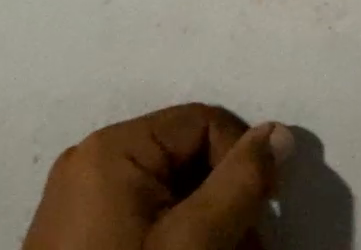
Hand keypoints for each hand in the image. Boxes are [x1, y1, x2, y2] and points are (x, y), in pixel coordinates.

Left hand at [24, 103, 293, 249]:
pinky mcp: (82, 237)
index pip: (204, 122)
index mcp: (113, 148)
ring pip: (172, 193)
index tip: (263, 214)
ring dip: (210, 227)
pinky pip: (146, 219)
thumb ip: (240, 183)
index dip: (243, 161)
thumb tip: (279, 132)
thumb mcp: (192, 243)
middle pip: (188, 159)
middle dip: (228, 204)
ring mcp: (83, 202)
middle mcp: (93, 162)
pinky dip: (178, 241)